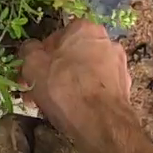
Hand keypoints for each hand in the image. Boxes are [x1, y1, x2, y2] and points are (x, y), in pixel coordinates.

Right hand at [19, 21, 134, 152]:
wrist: (101, 124)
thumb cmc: (64, 88)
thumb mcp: (32, 64)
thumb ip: (28, 50)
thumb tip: (31, 49)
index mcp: (84, 28)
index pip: (54, 38)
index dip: (39, 58)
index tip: (31, 74)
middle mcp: (106, 41)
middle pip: (70, 56)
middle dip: (52, 73)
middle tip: (37, 92)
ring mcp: (118, 66)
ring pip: (83, 73)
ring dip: (67, 85)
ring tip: (51, 106)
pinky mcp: (124, 88)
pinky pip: (96, 88)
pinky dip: (84, 96)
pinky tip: (72, 112)